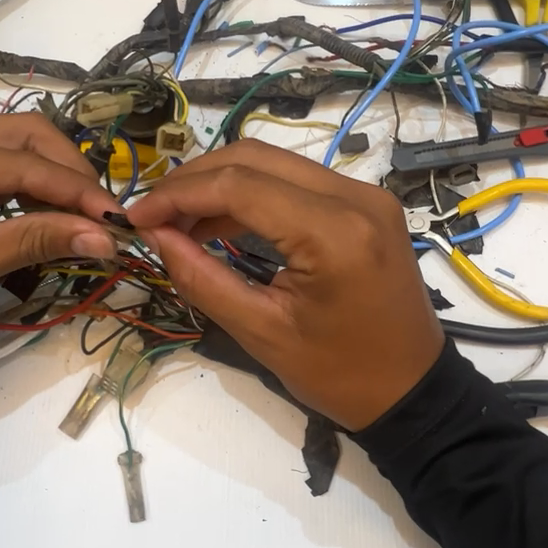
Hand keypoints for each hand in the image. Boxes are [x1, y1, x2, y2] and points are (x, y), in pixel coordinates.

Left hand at [0, 115, 120, 357]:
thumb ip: (36, 241)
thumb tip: (105, 238)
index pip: (19, 161)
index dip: (74, 188)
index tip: (117, 219)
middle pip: (22, 135)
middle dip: (68, 172)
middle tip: (102, 217)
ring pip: (15, 145)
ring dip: (54, 176)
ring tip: (85, 216)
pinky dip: (31, 185)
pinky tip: (52, 212)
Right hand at [126, 141, 442, 429]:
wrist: (411, 389)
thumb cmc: (339, 375)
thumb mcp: (262, 333)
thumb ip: (202, 278)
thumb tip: (155, 235)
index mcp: (333, 232)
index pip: (238, 185)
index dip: (178, 196)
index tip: (136, 218)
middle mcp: (354, 196)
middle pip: (254, 158)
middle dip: (195, 181)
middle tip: (154, 215)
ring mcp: (365, 194)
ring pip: (274, 164)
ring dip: (221, 184)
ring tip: (179, 223)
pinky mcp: (366, 203)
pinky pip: (296, 182)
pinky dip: (253, 195)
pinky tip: (221, 223)